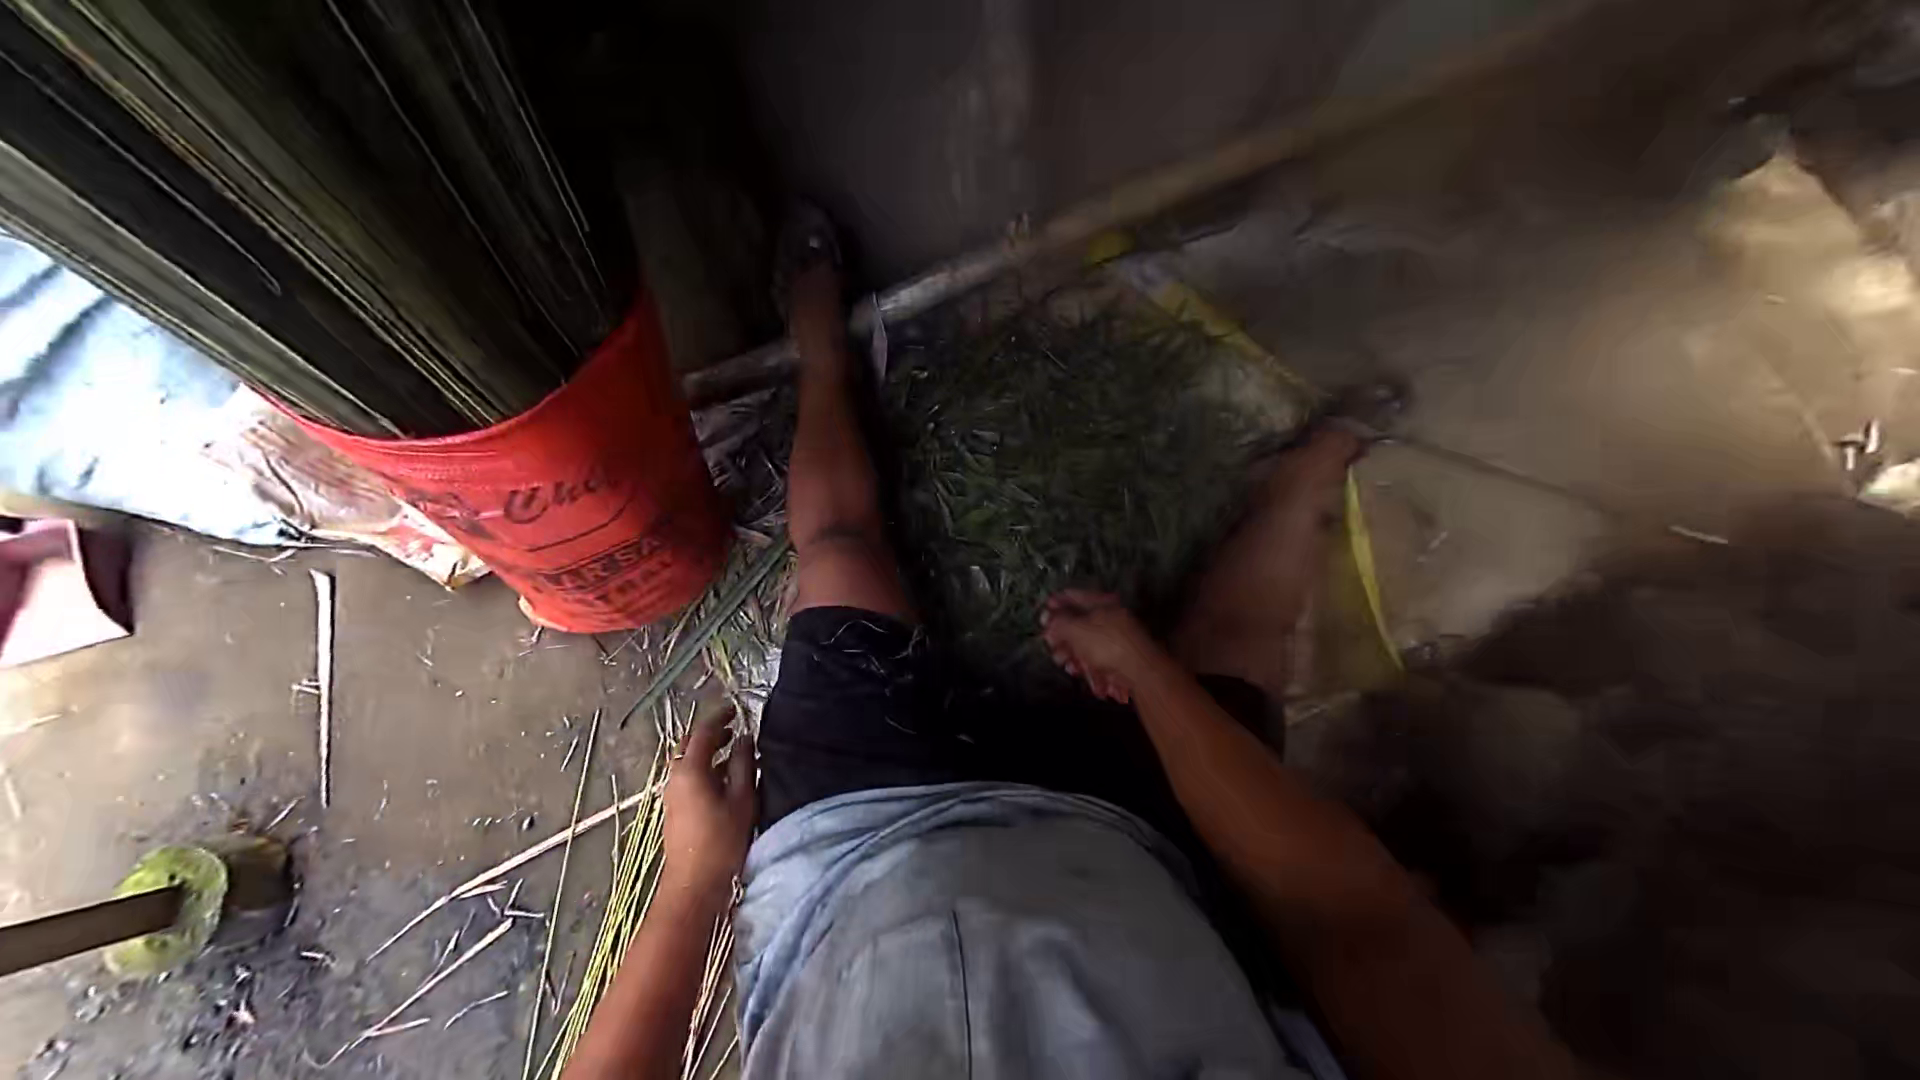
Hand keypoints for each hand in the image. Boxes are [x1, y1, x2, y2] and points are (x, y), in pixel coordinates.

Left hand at [663, 705, 756, 897]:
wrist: (694, 885)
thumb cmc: (721, 840)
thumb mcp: (741, 798)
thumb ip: (743, 763)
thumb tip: (744, 739)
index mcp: (691, 770)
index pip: (704, 732)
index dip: (721, 717)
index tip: (737, 710)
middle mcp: (676, 778)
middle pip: (690, 744)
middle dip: (711, 733)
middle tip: (734, 728)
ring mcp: (672, 795)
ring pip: (688, 761)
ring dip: (708, 751)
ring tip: (734, 750)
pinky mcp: (675, 809)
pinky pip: (688, 777)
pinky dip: (705, 767)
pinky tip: (725, 777)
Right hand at [1040, 590, 1157, 703]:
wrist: (1142, 672)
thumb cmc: (1107, 645)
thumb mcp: (1076, 630)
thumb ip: (1058, 623)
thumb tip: (1047, 618)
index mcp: (1102, 603)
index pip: (1073, 596)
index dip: (1055, 604)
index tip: (1043, 614)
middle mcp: (1112, 616)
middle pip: (1080, 622)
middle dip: (1063, 637)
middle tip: (1052, 647)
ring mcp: (1119, 638)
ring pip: (1089, 643)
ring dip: (1074, 654)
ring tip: (1067, 665)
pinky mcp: (1123, 658)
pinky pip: (1100, 658)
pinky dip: (1090, 666)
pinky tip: (1082, 673)